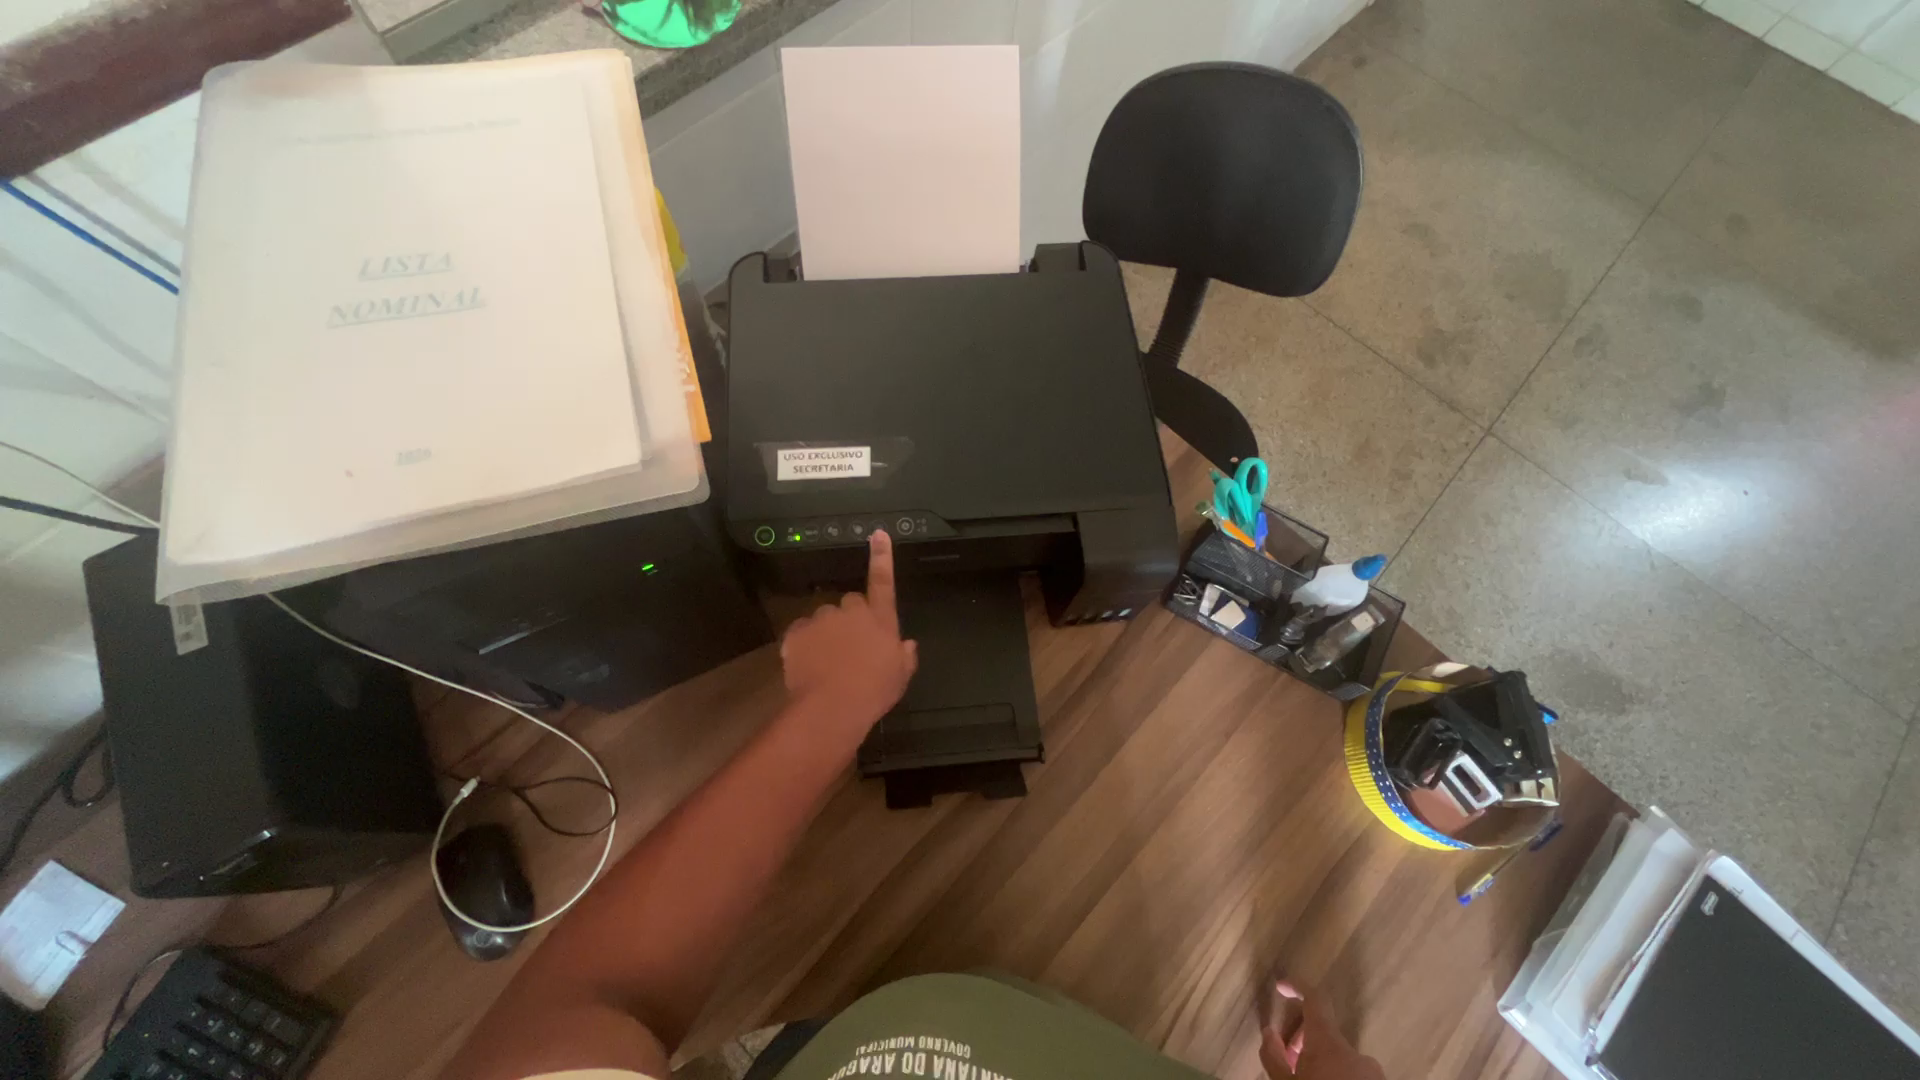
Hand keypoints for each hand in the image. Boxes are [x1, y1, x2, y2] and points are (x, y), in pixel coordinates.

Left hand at [779, 530, 917, 728]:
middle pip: (851, 604)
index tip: (878, 534)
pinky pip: (801, 633)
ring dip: (827, 633)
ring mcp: (821, 619)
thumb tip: (906, 645)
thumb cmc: (874, 691)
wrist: (831, 706)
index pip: (882, 581)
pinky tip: (809, 666)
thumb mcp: (900, 677)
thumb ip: (904, 656)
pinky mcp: (796, 632)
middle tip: (850, 648)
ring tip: (828, 663)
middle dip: (850, 620)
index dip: (882, 557)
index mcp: (880, 618)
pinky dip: (805, 645)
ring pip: (824, 619)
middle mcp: (851, 611)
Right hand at [1258, 979, 1384, 1079]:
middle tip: (1287, 1061)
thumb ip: (1274, 1057)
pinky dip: (1338, 1077)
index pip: (1315, 998)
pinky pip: (1355, 1075)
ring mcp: (1373, 1073)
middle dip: (1303, 1041)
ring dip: (1321, 1064)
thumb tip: (1269, 1033)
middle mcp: (1355, 1052)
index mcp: (1329, 1043)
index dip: (1296, 985)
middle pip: (1325, 1034)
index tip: (1280, 986)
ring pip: (1340, 1058)